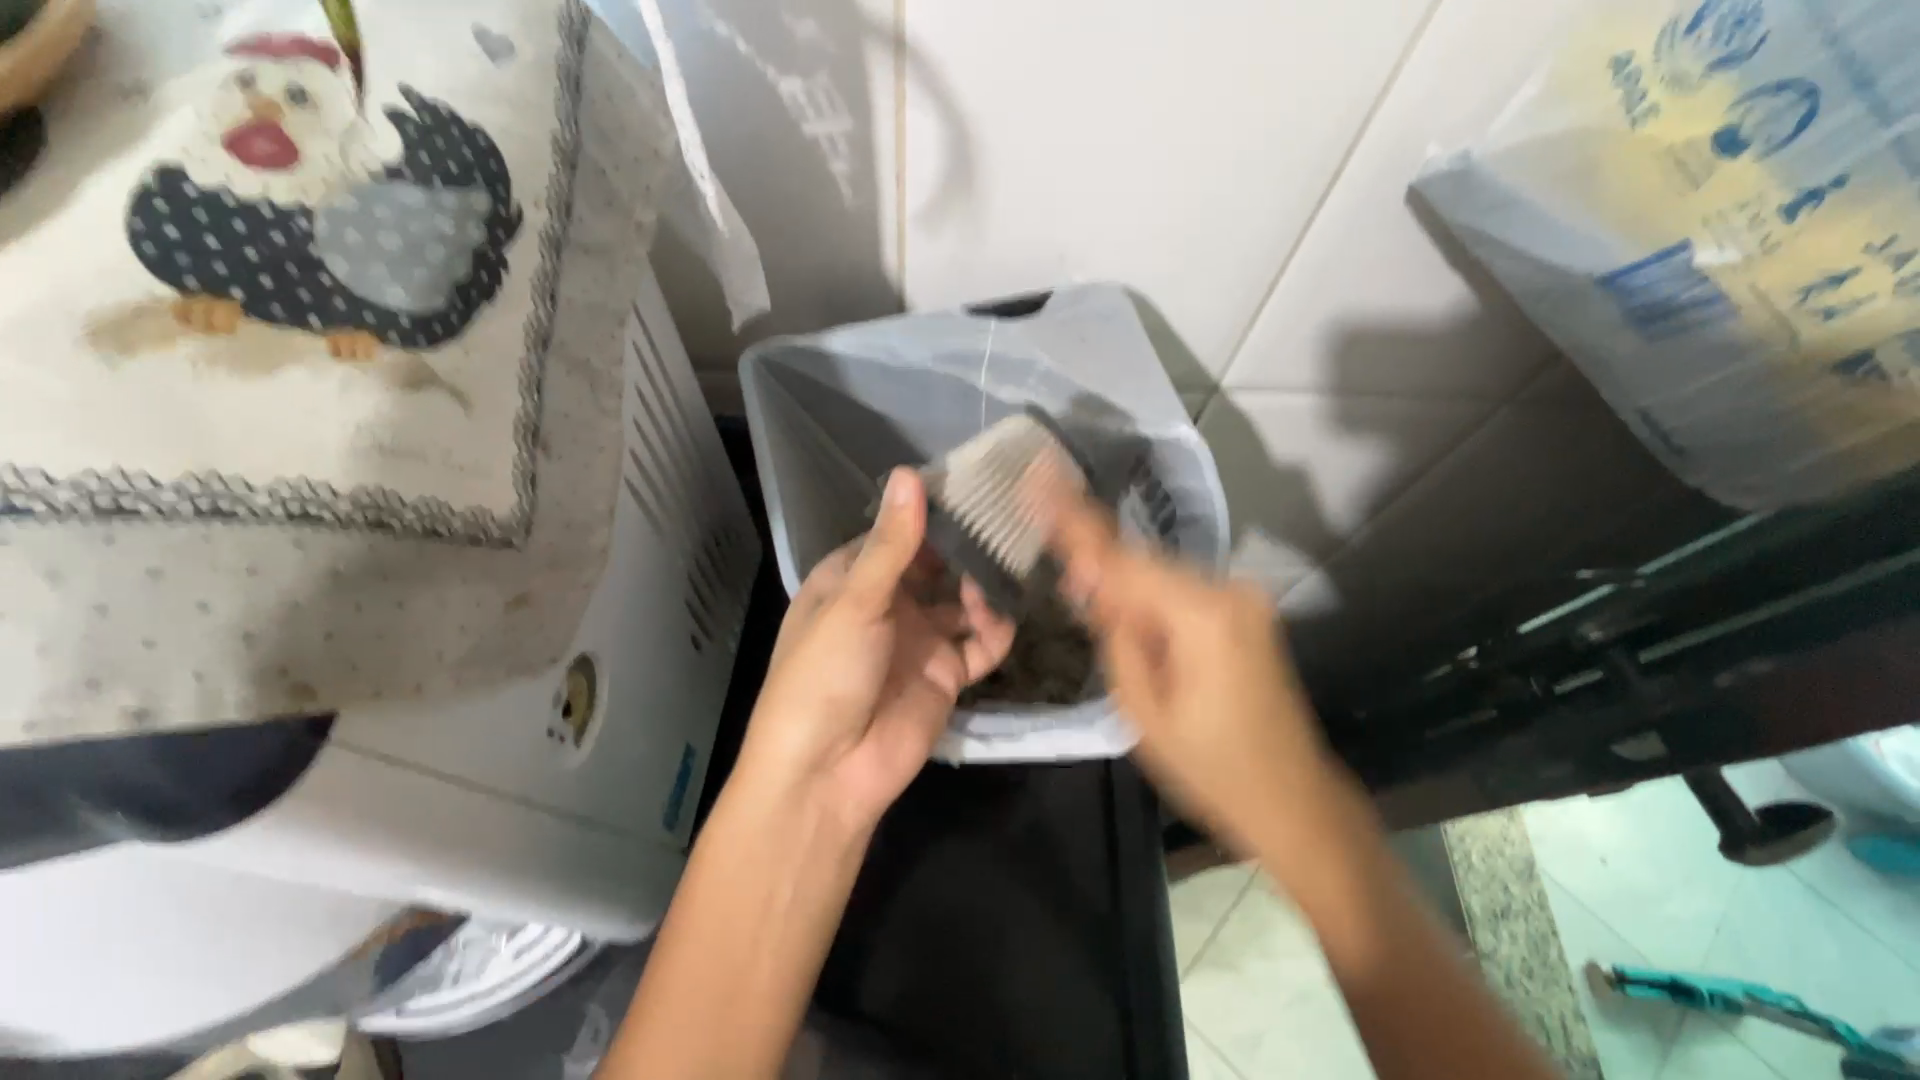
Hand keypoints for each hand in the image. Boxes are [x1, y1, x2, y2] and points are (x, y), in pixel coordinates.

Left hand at [736, 468, 1015, 832]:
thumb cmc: (824, 675)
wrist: (828, 773)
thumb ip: (892, 545)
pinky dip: (995, 631)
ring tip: (1008, 569)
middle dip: (966, 548)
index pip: (894, 534)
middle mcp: (886, 605)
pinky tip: (1004, 617)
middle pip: (934, 566)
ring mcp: (917, 641)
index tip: (972, 483)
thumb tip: (909, 474)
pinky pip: (979, 646)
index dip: (928, 511)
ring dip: (983, 587)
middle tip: (1008, 519)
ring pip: (961, 602)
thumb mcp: (854, 603)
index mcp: (849, 581)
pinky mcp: (945, 676)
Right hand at [1044, 488, 1340, 851]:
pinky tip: (1134, 628)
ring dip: (1125, 588)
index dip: (1077, 521)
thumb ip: (1116, 635)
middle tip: (1064, 582)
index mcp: (1202, 615)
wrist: (1293, 799)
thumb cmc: (1211, 768)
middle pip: (1143, 562)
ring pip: (1162, 576)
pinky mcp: (1247, 614)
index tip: (1040, 479)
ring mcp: (1244, 600)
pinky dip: (1152, 601)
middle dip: (1099, 566)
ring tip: (1097, 617)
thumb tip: (1093, 583)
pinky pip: (1183, 592)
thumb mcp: (1142, 711)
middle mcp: (1229, 592)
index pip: (1123, 558)